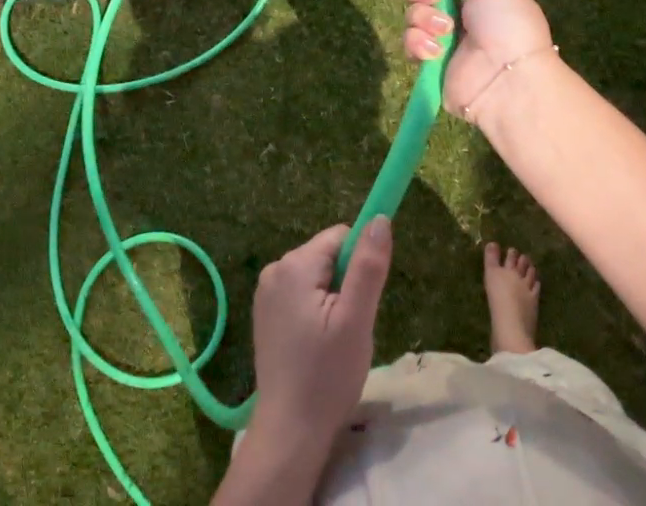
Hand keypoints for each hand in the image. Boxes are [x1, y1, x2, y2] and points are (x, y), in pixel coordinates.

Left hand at [250, 217, 393, 441]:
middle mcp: (274, 270)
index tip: (365, 300)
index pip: (340, 237)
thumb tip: (380, 218)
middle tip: (351, 328)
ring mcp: (266, 294)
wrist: (291, 427)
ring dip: (334, 301)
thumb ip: (368, 266)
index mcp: (293, 265)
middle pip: (327, 257)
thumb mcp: (357, 319)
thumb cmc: (328, 374)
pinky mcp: (266, 315)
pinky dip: (318, 314)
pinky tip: (320, 346)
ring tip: (336, 340)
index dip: (360, 263)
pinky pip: (303, 297)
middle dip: (347, 285)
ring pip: (317, 279)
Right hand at [404, 0, 553, 121]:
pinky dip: (419, 43)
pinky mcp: (428, 61)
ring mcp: (441, 38)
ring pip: (412, 16)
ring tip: (445, 31)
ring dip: (424, 19)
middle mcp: (458, 15)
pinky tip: (435, 51)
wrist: (505, 77)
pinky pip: (410, 43)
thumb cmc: (506, 25)